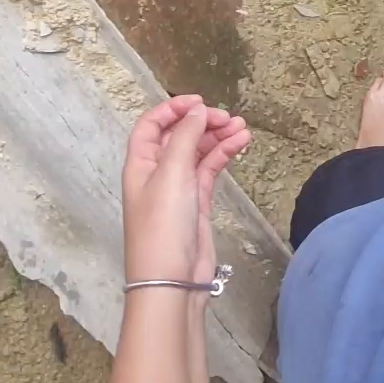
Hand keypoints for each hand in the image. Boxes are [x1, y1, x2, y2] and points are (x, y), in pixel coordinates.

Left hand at [121, 95, 250, 288]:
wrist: (173, 281)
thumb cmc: (163, 225)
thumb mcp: (172, 173)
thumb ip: (185, 136)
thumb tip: (197, 109)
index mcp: (140, 163)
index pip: (152, 125)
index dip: (172, 109)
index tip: (200, 102)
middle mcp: (157, 172)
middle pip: (179, 135)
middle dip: (202, 122)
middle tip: (228, 118)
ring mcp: (178, 187)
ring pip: (198, 151)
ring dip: (218, 137)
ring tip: (243, 128)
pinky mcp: (198, 201)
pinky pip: (211, 168)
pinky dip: (225, 154)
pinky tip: (241, 143)